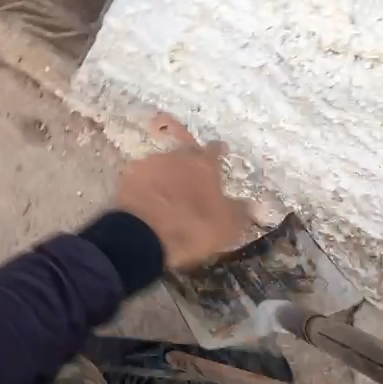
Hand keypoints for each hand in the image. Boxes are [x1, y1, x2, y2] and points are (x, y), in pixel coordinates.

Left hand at [115, 138, 256, 269]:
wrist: (144, 233)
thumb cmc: (192, 228)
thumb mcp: (227, 226)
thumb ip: (240, 211)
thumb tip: (253, 205)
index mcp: (203, 165)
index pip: (215, 150)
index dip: (219, 150)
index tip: (222, 149)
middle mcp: (176, 156)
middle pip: (187, 153)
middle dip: (192, 161)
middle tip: (196, 175)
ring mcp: (150, 163)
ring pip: (164, 163)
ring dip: (169, 172)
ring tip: (171, 189)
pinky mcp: (129, 175)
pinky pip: (145, 176)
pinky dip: (150, 183)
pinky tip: (151, 195)